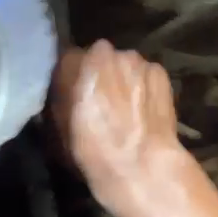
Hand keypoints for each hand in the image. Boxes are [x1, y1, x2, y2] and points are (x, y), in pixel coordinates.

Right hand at [51, 41, 199, 216]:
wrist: (139, 163)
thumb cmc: (90, 147)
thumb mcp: (56, 127)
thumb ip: (57, 100)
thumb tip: (59, 94)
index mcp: (76, 63)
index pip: (67, 58)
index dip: (68, 75)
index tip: (68, 92)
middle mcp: (108, 53)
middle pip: (100, 58)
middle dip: (98, 74)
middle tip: (96, 101)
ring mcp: (139, 61)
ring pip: (125, 65)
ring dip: (122, 79)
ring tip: (122, 107)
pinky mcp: (161, 73)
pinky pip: (145, 75)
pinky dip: (142, 86)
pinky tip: (141, 109)